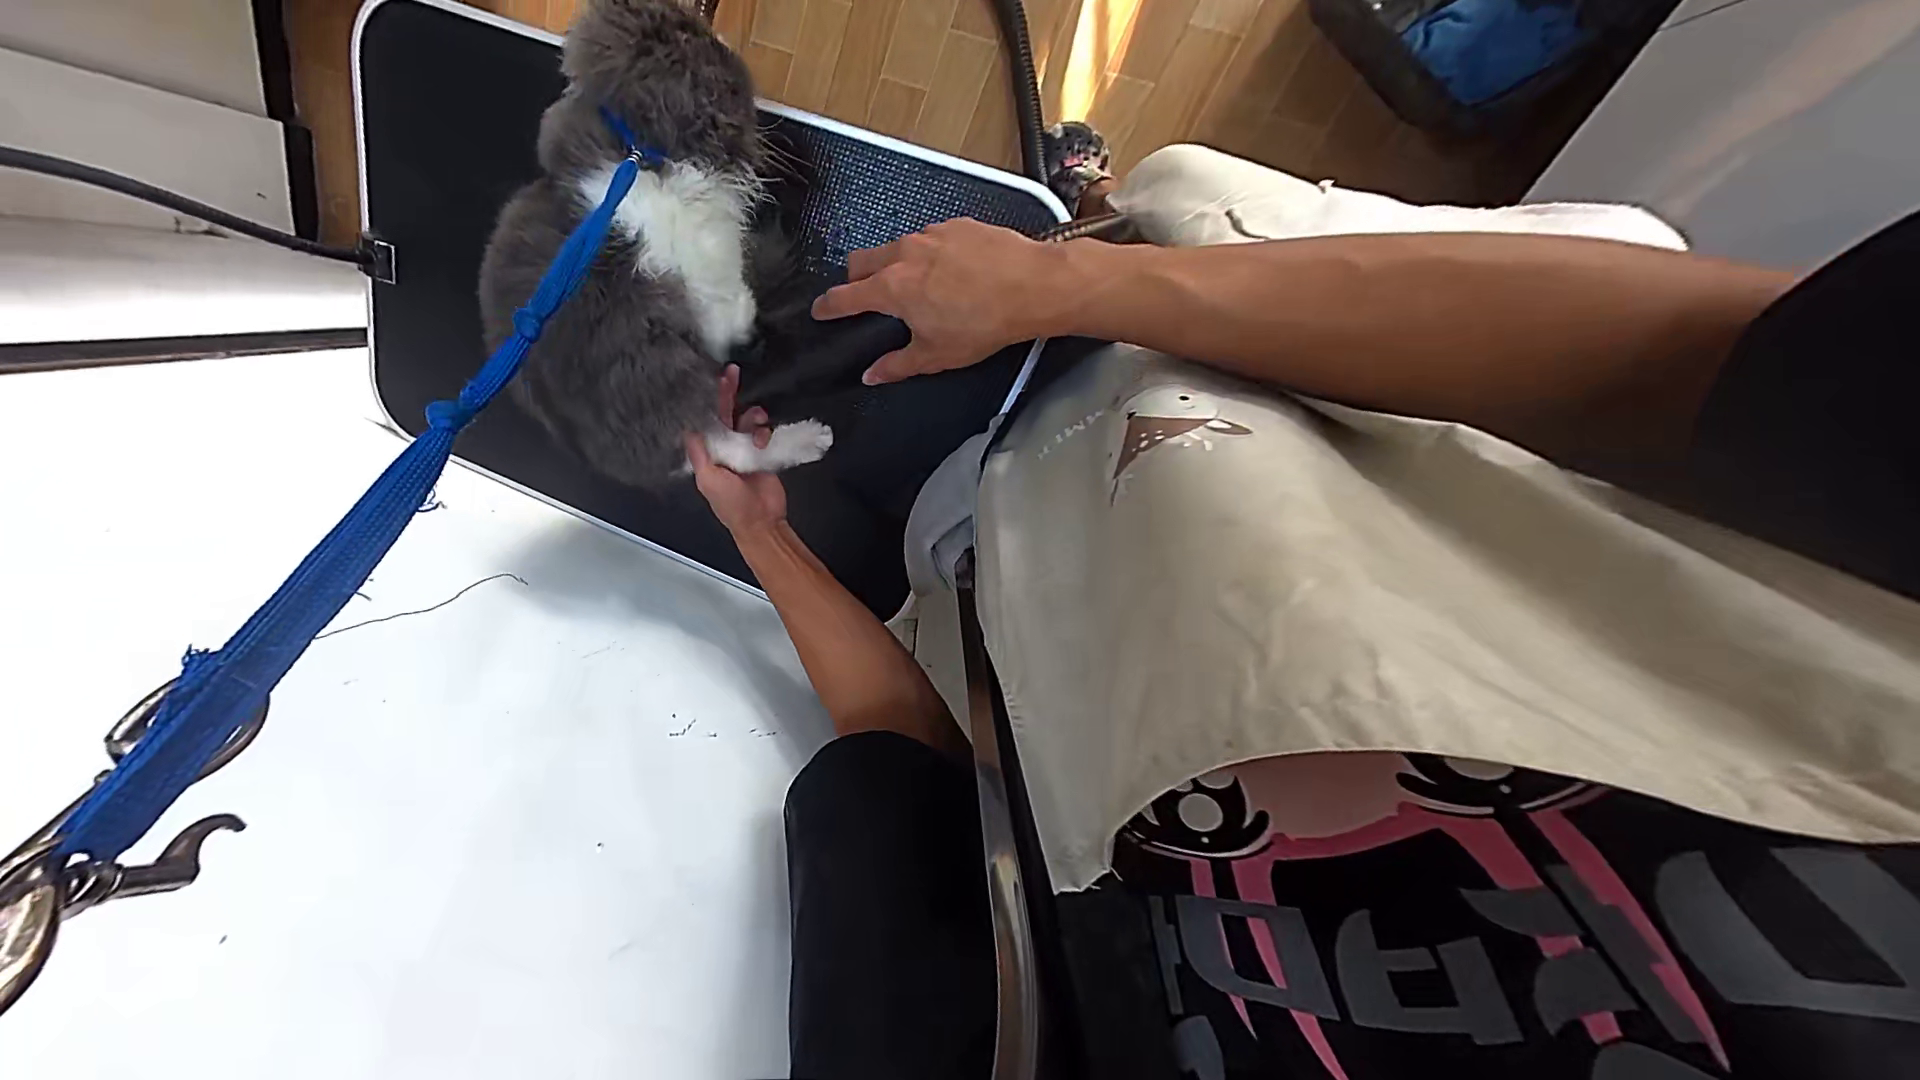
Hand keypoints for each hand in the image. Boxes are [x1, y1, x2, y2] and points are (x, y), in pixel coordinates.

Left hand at [686, 365, 784, 536]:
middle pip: (726, 413)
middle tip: (732, 373)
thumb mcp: (708, 479)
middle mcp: (726, 448)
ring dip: (752, 417)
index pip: (705, 420)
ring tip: (756, 425)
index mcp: (708, 453)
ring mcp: (746, 450)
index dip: (707, 401)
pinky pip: (765, 432)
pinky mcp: (765, 453)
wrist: (762, 520)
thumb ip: (699, 452)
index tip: (709, 381)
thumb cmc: (732, 506)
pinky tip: (764, 441)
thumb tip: (688, 427)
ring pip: (748, 420)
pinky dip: (766, 432)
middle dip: (728, 393)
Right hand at [811, 218, 1075, 384]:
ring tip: (914, 285)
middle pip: (862, 261)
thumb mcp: (937, 355)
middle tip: (863, 295)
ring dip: (894, 264)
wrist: (1031, 286)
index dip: (829, 305)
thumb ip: (898, 365)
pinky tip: (949, 271)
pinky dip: (928, 254)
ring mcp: (931, 234)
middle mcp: (905, 253)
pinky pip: (930, 238)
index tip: (820, 310)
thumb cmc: (984, 323)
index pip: (846, 296)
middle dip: (855, 278)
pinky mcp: (957, 225)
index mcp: (893, 288)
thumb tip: (873, 376)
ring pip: (896, 247)